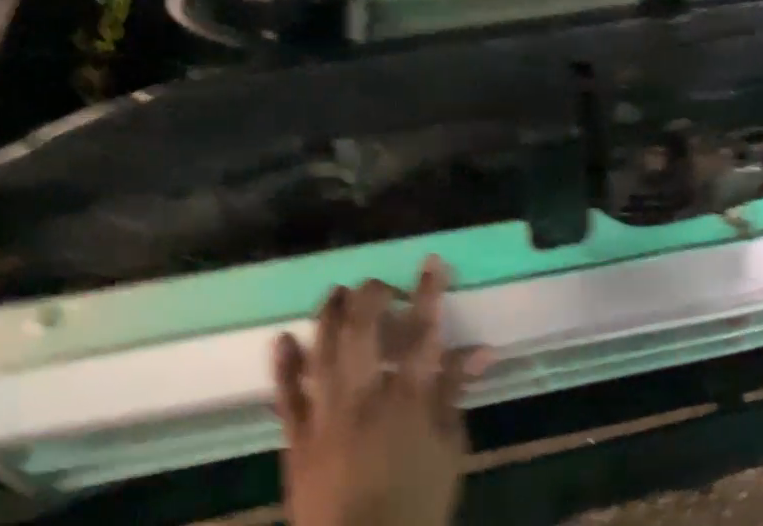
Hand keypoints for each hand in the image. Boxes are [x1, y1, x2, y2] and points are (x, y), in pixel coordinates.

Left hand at [274, 256, 490, 525]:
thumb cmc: (417, 506)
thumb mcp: (451, 451)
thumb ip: (454, 396)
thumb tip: (478, 352)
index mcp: (409, 400)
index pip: (423, 332)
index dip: (429, 292)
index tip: (431, 262)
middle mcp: (364, 397)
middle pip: (364, 330)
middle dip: (373, 296)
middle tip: (382, 283)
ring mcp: (324, 417)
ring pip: (323, 351)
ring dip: (329, 315)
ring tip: (338, 292)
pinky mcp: (295, 440)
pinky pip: (284, 395)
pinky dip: (283, 364)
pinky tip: (284, 338)